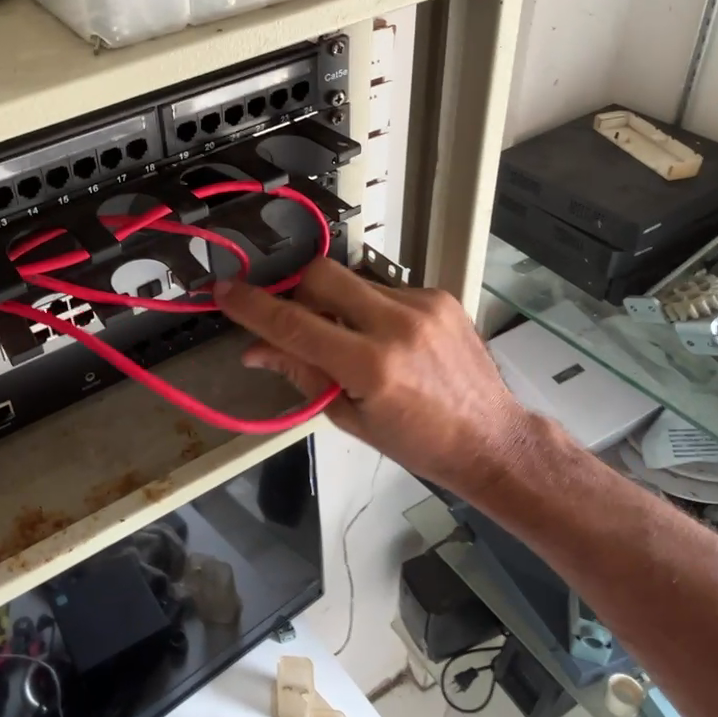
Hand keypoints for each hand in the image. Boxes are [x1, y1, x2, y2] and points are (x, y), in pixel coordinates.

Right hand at [214, 259, 533, 495]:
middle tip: (300, 321)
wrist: (492, 438)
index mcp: (370, 366)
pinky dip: (371, 308)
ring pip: (352, 280)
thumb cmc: (416, 441)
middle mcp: (397, 325)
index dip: (253, 306)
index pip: (295, 324)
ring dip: (338, 304)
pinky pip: (384, 287)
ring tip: (355, 341)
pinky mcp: (439, 295)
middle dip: (298, 291)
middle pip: (321, 275)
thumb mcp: (349, 417)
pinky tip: (389, 339)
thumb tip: (253, 350)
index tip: (225, 291)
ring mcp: (423, 305)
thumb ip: (300, 373)